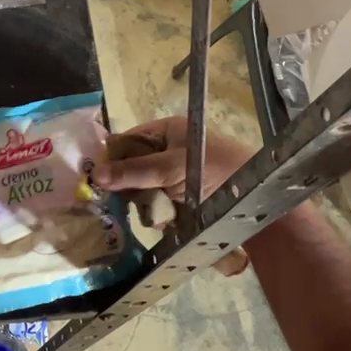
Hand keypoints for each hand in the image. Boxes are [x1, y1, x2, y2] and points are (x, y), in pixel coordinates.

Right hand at [92, 115, 253, 199]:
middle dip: (129, 186)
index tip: (96, 179)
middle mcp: (167, 151)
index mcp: (166, 131)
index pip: (127, 141)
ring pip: (142, 190)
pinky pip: (157, 205)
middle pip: (131, 168)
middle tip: (125, 200)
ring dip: (146, 203)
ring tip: (157, 210)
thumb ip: (133, 171)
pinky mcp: (181, 198)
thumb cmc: (214, 170)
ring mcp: (174, 176)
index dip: (111, 159)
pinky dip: (159, 213)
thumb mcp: (170, 167)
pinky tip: (167, 218)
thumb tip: (94, 175)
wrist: (255, 200)